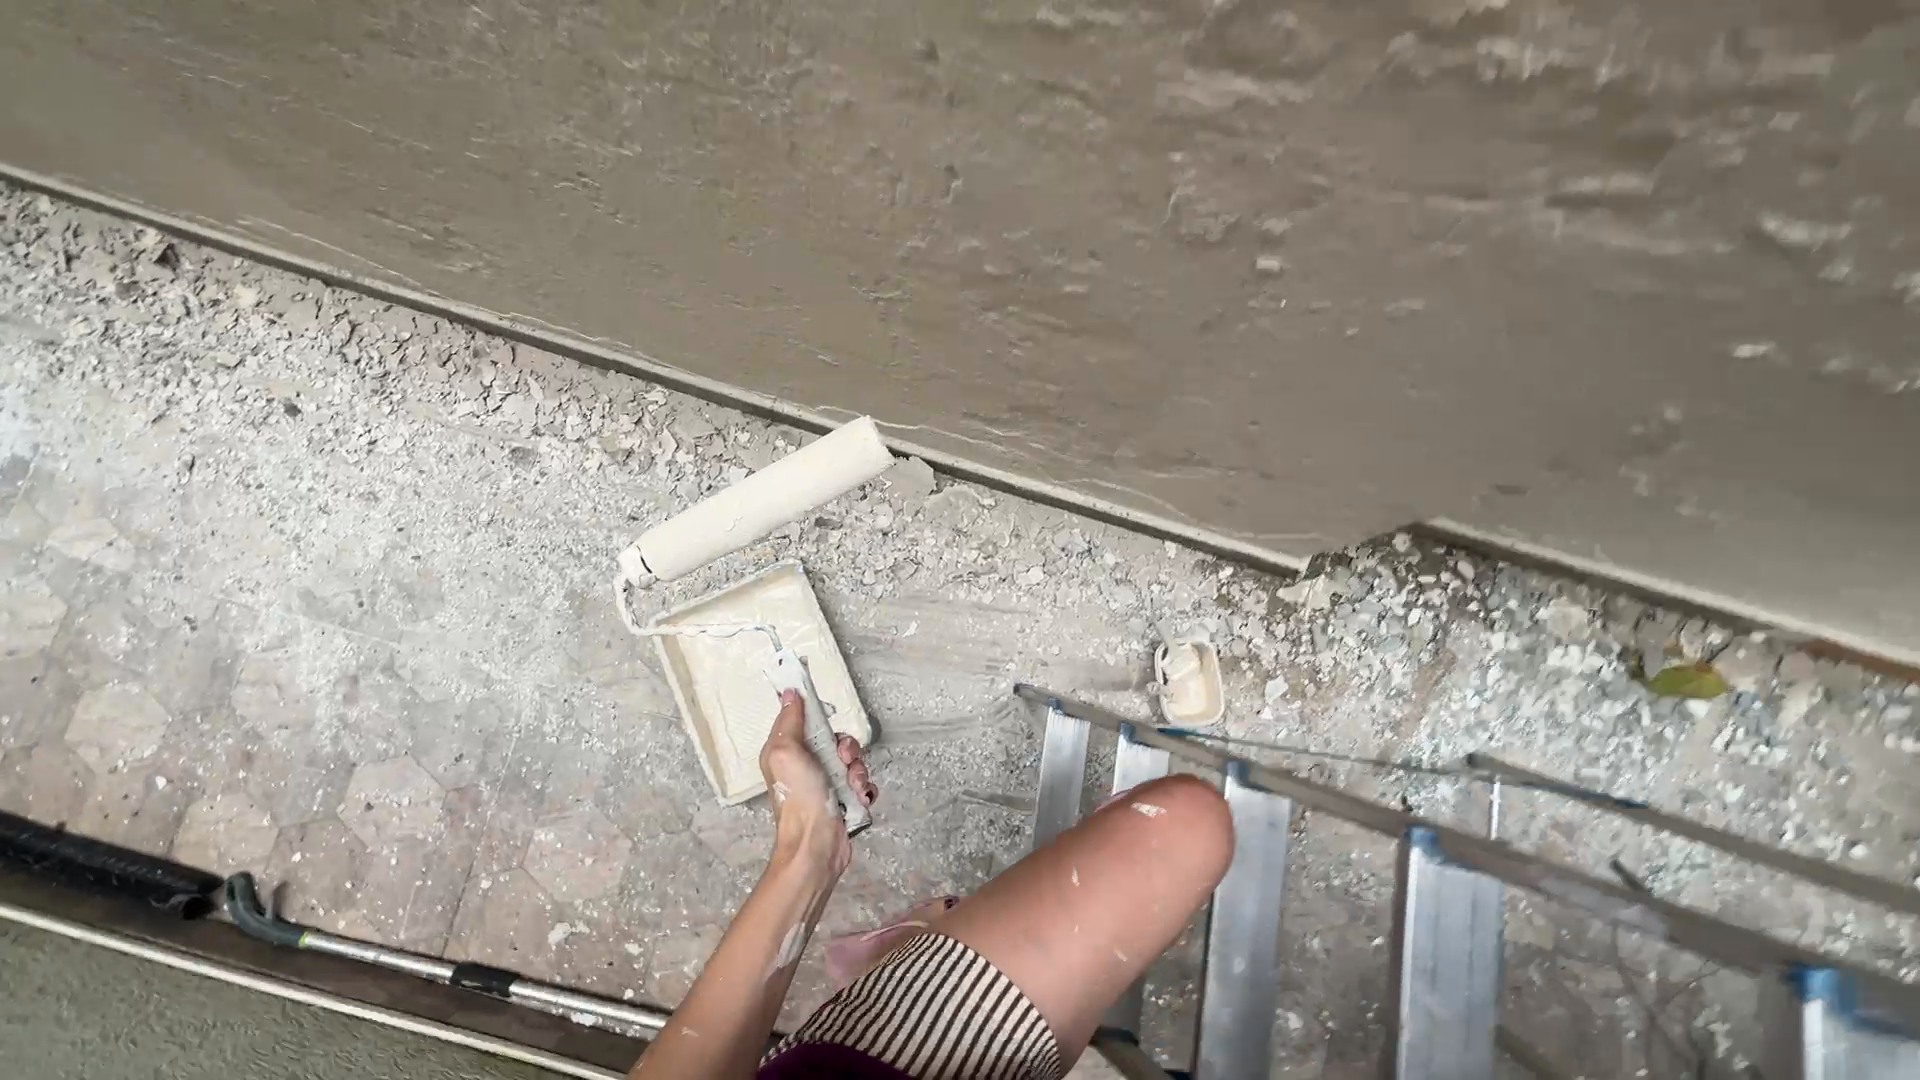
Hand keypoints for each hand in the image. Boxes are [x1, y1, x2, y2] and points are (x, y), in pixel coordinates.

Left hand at [759, 689, 876, 875]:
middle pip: (837, 740)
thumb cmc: (798, 797)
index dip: (820, 718)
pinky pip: (864, 783)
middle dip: (847, 748)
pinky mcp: (846, 800)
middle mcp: (807, 766)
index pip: (807, 722)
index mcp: (788, 752)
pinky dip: (865, 789)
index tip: (829, 722)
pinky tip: (859, 798)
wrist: (816, 845)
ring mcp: (828, 784)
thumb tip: (790, 692)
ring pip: (854, 762)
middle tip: (844, 760)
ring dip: (858, 771)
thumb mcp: (785, 752)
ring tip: (852, 786)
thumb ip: (789, 721)